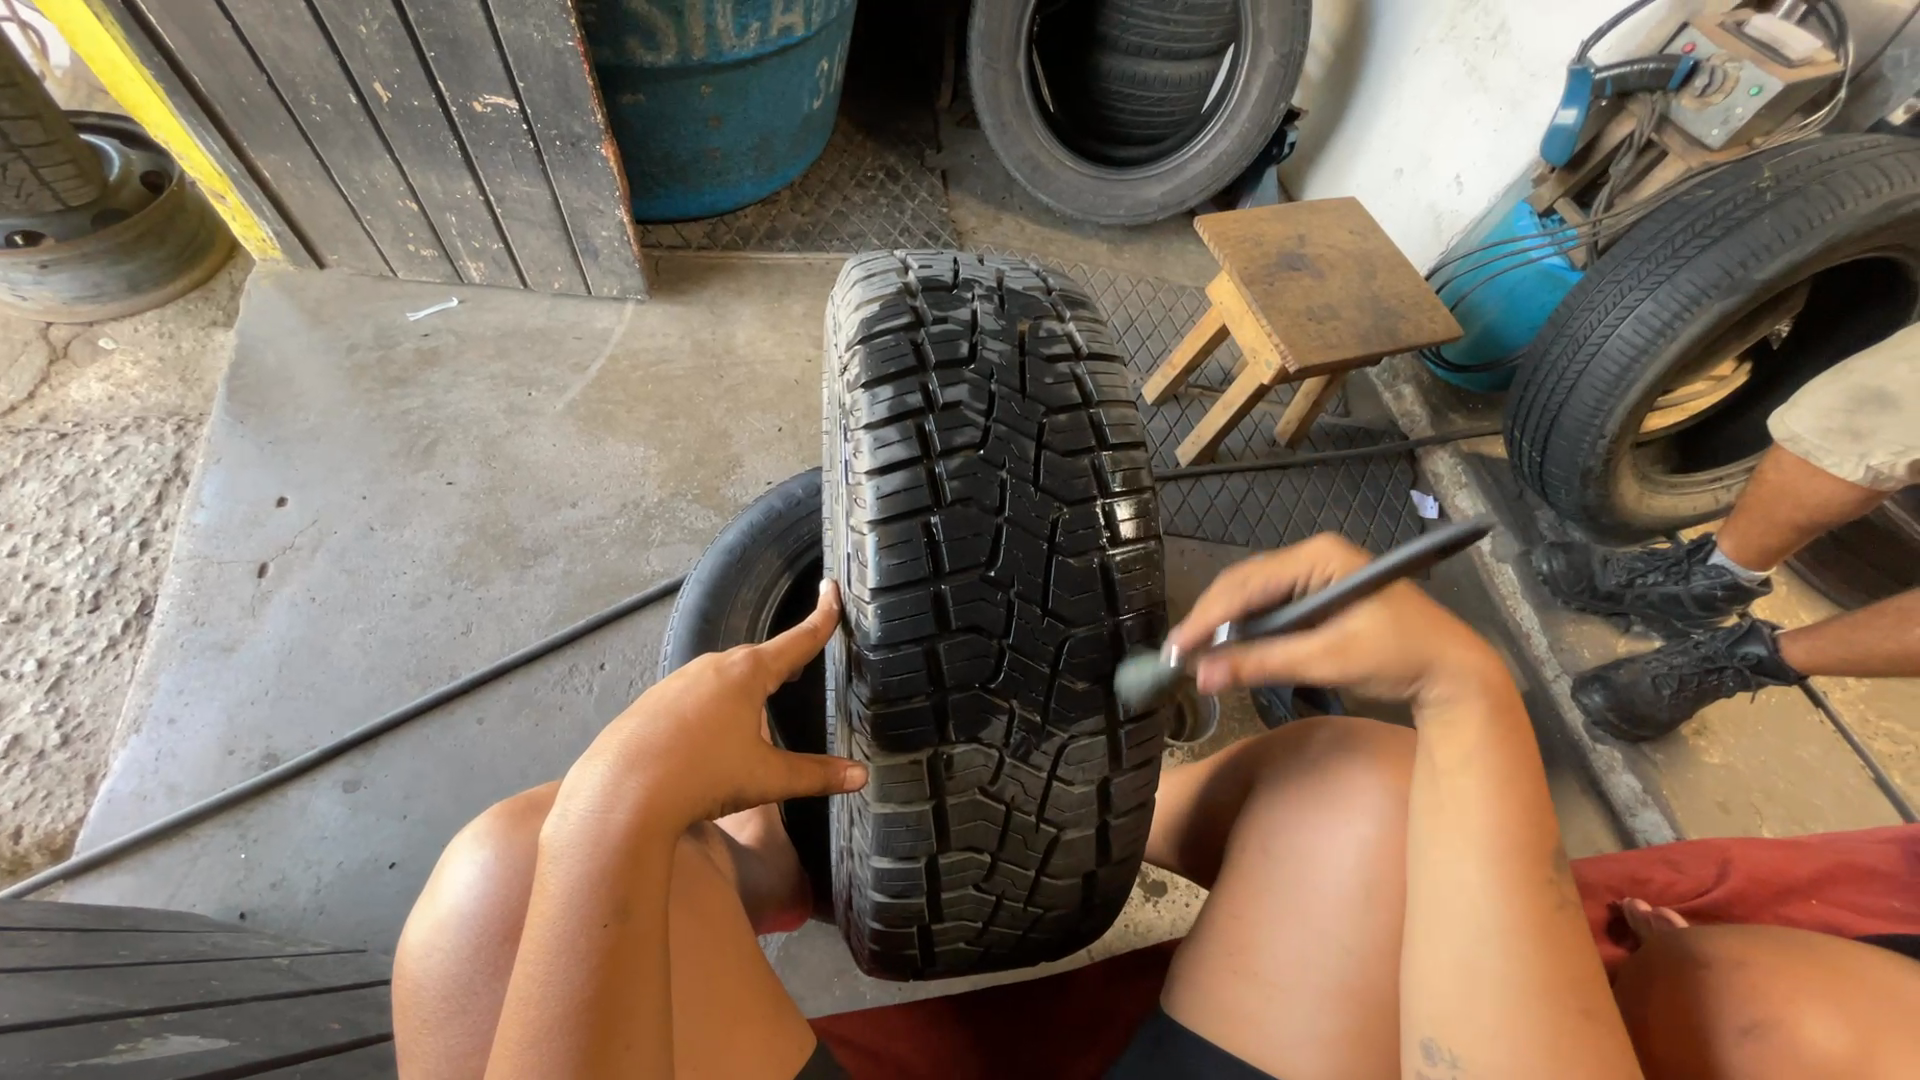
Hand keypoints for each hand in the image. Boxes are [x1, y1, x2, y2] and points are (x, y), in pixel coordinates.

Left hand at [563, 580, 866, 831]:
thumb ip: (816, 775)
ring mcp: (675, 683)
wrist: (617, 797)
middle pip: (757, 657)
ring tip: (759, 706)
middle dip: (781, 661)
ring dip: (745, 685)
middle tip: (799, 667)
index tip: (831, 590)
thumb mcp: (766, 778)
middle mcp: (710, 668)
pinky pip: (692, 694)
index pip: (796, 640)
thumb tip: (860, 777)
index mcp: (746, 673)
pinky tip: (710, 734)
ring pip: (722, 676)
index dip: (820, 618)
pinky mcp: (650, 704)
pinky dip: (712, 704)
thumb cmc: (700, 777)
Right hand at [1166, 534, 1506, 707]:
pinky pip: (1266, 606)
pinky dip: (1244, 629)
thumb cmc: (1399, 657)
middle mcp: (1309, 556)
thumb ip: (1262, 663)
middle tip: (1179, 654)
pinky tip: (1227, 647)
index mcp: (1317, 556)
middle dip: (1209, 619)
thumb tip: (1201, 677)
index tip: (1176, 648)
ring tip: (1195, 653)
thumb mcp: (1328, 660)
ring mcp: (1311, 573)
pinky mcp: (1314, 593)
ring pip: (1249, 595)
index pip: (1245, 583)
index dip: (1206, 617)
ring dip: (1223, 625)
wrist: (1454, 670)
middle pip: (1242, 584)